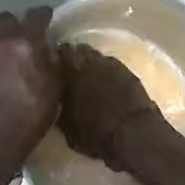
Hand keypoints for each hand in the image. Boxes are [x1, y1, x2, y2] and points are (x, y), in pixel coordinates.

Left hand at [0, 8, 60, 162]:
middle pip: (6, 18)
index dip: (43, 15)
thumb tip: (49, 50)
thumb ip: (53, 64)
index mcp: (26, 44)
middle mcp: (0, 42)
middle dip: (15, 25)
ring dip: (1, 47)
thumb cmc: (29, 118)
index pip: (36, 15)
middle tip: (23, 41)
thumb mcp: (55, 92)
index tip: (47, 19)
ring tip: (8, 67)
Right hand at [57, 43, 168, 170]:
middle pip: (78, 50)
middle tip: (70, 67)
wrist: (133, 133)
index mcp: (70, 73)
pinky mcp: (127, 70)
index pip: (59, 54)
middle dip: (74, 56)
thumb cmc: (96, 134)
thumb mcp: (68, 127)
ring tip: (88, 72)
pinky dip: (106, 68)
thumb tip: (57, 98)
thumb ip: (61, 106)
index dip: (55, 58)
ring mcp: (110, 64)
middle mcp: (89, 62)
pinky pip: (111, 63)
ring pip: (95, 55)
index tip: (52, 65)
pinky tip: (106, 78)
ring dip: (90, 60)